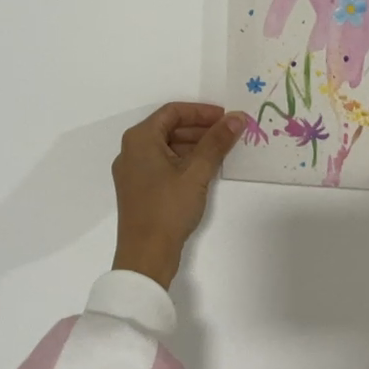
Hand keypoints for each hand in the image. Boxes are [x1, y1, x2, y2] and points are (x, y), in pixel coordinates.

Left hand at [110, 102, 246, 288]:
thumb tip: (237, 117)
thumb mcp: (197, 172)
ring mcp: (132, 171)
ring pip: (166, 147)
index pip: (173, 112)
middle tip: (227, 134)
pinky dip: (184, 161)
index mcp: (140, 139)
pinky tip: (204, 170)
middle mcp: (131, 150)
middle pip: (169, 128)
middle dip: (199, 129)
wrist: (145, 257)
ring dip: (193, 146)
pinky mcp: (138, 189)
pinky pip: (162, 164)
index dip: (201, 111)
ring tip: (221, 151)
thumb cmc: (168, 208)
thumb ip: (217, 142)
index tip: (226, 117)